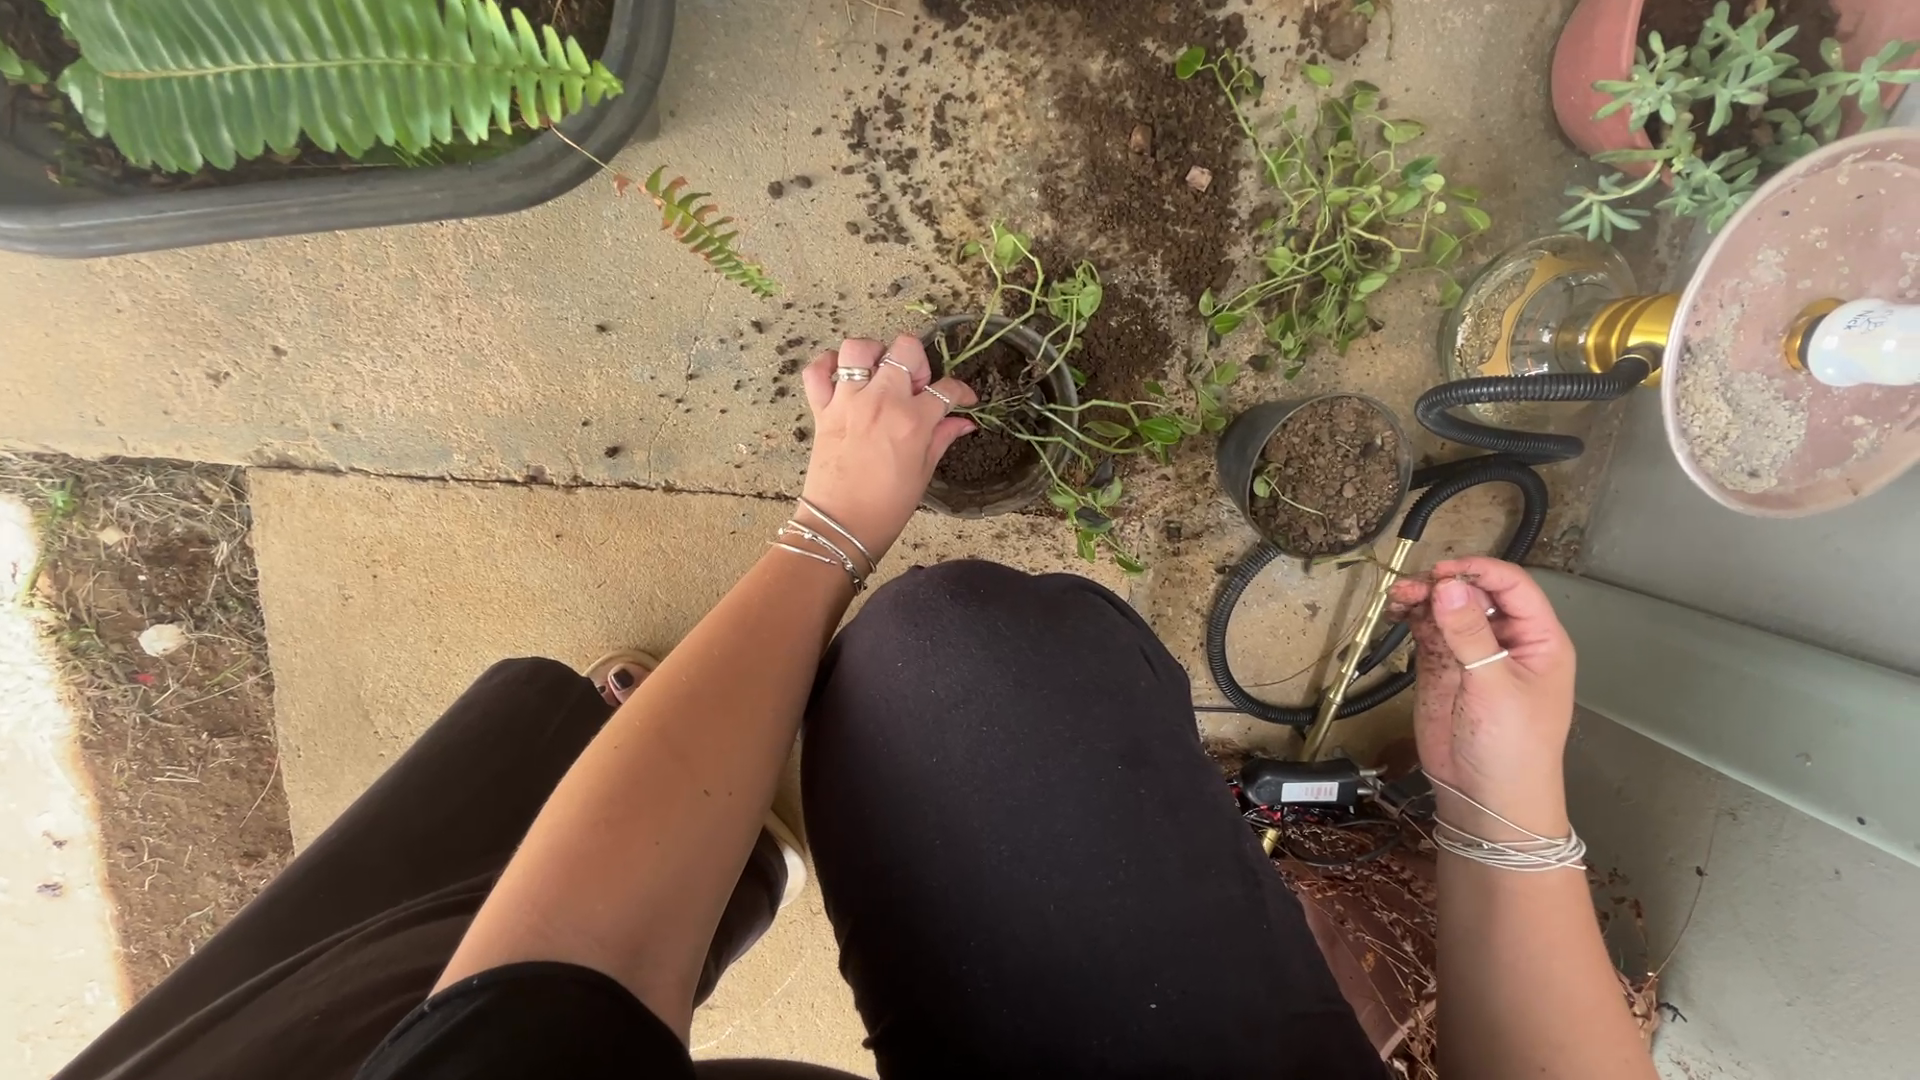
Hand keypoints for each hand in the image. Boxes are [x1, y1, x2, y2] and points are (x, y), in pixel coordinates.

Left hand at [798, 335, 977, 563]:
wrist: (841, 526)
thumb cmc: (886, 508)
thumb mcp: (923, 472)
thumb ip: (942, 438)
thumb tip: (963, 423)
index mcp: (913, 421)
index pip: (946, 389)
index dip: (960, 393)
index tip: (961, 400)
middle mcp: (881, 402)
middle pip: (906, 350)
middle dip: (918, 362)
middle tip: (916, 387)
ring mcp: (848, 402)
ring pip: (859, 348)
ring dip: (875, 353)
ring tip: (880, 374)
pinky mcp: (822, 410)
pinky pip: (816, 371)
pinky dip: (826, 366)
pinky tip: (841, 377)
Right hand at [1387, 557, 1575, 833]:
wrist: (1485, 795)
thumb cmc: (1510, 745)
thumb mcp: (1493, 686)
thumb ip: (1469, 635)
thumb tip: (1448, 587)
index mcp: (1538, 640)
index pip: (1513, 588)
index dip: (1479, 572)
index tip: (1441, 573)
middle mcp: (1506, 639)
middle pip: (1475, 593)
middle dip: (1444, 584)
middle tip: (1412, 589)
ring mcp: (1472, 652)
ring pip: (1447, 609)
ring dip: (1422, 598)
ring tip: (1398, 598)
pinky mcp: (1442, 666)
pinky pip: (1427, 630)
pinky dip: (1411, 618)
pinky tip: (1397, 613)